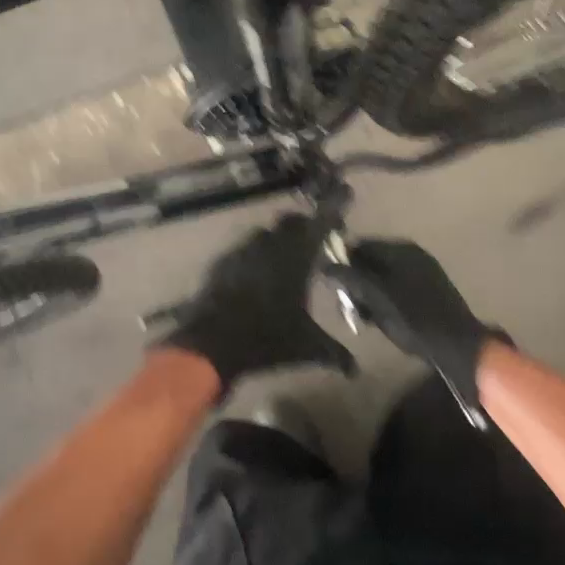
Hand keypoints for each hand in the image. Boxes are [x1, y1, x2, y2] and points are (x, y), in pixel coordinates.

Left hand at [156, 214, 356, 394]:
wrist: (210, 344)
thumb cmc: (266, 339)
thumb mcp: (306, 348)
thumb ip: (332, 353)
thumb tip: (354, 370)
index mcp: (297, 257)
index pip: (321, 223)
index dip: (334, 208)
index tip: (345, 194)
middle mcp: (270, 245)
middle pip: (290, 223)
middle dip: (303, 226)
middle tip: (313, 238)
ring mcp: (242, 251)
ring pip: (263, 234)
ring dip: (276, 240)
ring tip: (282, 258)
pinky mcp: (220, 262)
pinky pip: (241, 251)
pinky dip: (252, 257)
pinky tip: (253, 276)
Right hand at [323, 239, 508, 410]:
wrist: (455, 343)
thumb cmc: (412, 318)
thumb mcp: (376, 297)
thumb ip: (350, 278)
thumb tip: (326, 264)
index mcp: (401, 250)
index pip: (362, 246)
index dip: (344, 264)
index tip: (335, 288)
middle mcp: (413, 255)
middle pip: (373, 262)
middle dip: (357, 283)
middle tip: (349, 308)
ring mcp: (424, 272)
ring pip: (385, 278)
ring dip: (371, 295)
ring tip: (365, 319)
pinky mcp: (430, 291)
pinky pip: (399, 289)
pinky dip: (387, 301)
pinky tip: (383, 320)